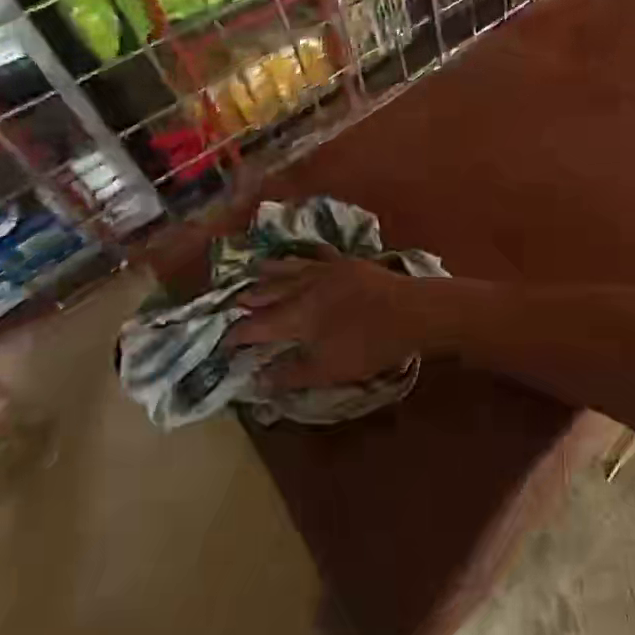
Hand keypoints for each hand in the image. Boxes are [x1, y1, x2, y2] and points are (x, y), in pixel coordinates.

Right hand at [227, 251, 444, 389]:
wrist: (411, 312)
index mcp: (294, 316)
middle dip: (247, 299)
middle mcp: (302, 288)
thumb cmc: (368, 345)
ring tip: (254, 270)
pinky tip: (304, 254)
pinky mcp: (345, 263)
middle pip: (266, 292)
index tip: (223, 343)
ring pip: (288, 268)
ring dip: (268, 271)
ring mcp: (324, 271)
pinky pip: (319, 255)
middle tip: (233, 302)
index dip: (237, 335)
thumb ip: (290, 374)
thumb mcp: (328, 370)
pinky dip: (307, 256)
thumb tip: (258, 380)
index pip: (255, 326)